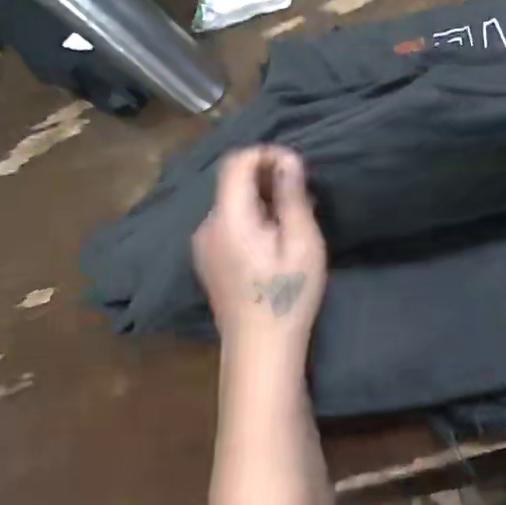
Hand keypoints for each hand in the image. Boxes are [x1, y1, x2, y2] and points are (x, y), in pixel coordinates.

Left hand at [192, 146, 327, 360]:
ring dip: (260, 199)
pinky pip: (227, 223)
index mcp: (228, 218)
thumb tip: (288, 158)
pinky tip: (274, 241)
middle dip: (266, 178)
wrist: (259, 350)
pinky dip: (250, 218)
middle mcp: (206, 225)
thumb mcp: (302, 243)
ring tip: (293, 221)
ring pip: (231, 202)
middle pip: (232, 181)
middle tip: (302, 197)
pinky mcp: (207, 260)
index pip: (236, 162)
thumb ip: (291, 196)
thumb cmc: (287, 295)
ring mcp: (203, 244)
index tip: (296, 167)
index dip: (265, 154)